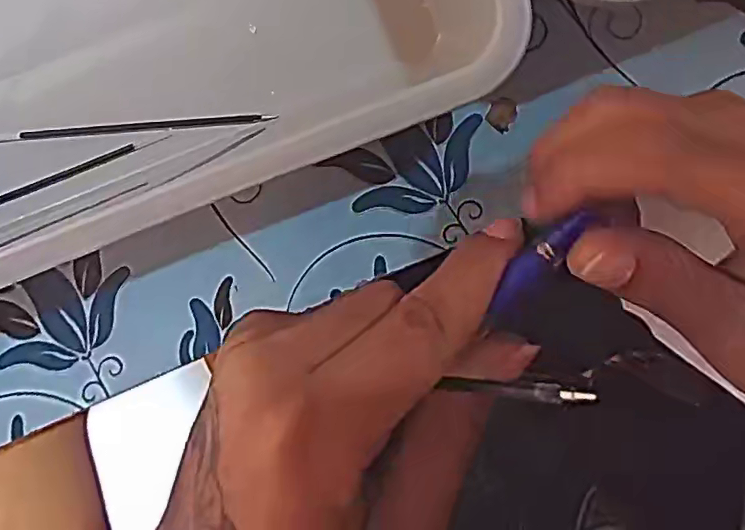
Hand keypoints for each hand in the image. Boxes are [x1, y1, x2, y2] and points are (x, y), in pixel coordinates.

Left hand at [158, 220, 533, 529]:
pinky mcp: (240, 340)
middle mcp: (267, 367)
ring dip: (387, 337)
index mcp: (306, 425)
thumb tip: (500, 348)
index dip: (472, 279)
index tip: (504, 242)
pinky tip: (340, 396)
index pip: (414, 326)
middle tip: (465, 367)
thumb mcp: (397, 524)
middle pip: (388, 302)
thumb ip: (451, 428)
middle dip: (430, 329)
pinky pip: (324, 313)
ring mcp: (247, 348)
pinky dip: (349, 341)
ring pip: (359, 302)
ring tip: (378, 408)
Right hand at [524, 88, 744, 408]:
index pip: (657, 152)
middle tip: (543, 210)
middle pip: (632, 111)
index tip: (540, 215)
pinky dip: (609, 138)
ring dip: (581, 142)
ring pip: (635, 100)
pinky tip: (611, 185)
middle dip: (564, 152)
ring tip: (572, 202)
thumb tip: (581, 249)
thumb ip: (671, 293)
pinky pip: (653, 106)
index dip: (579, 171)